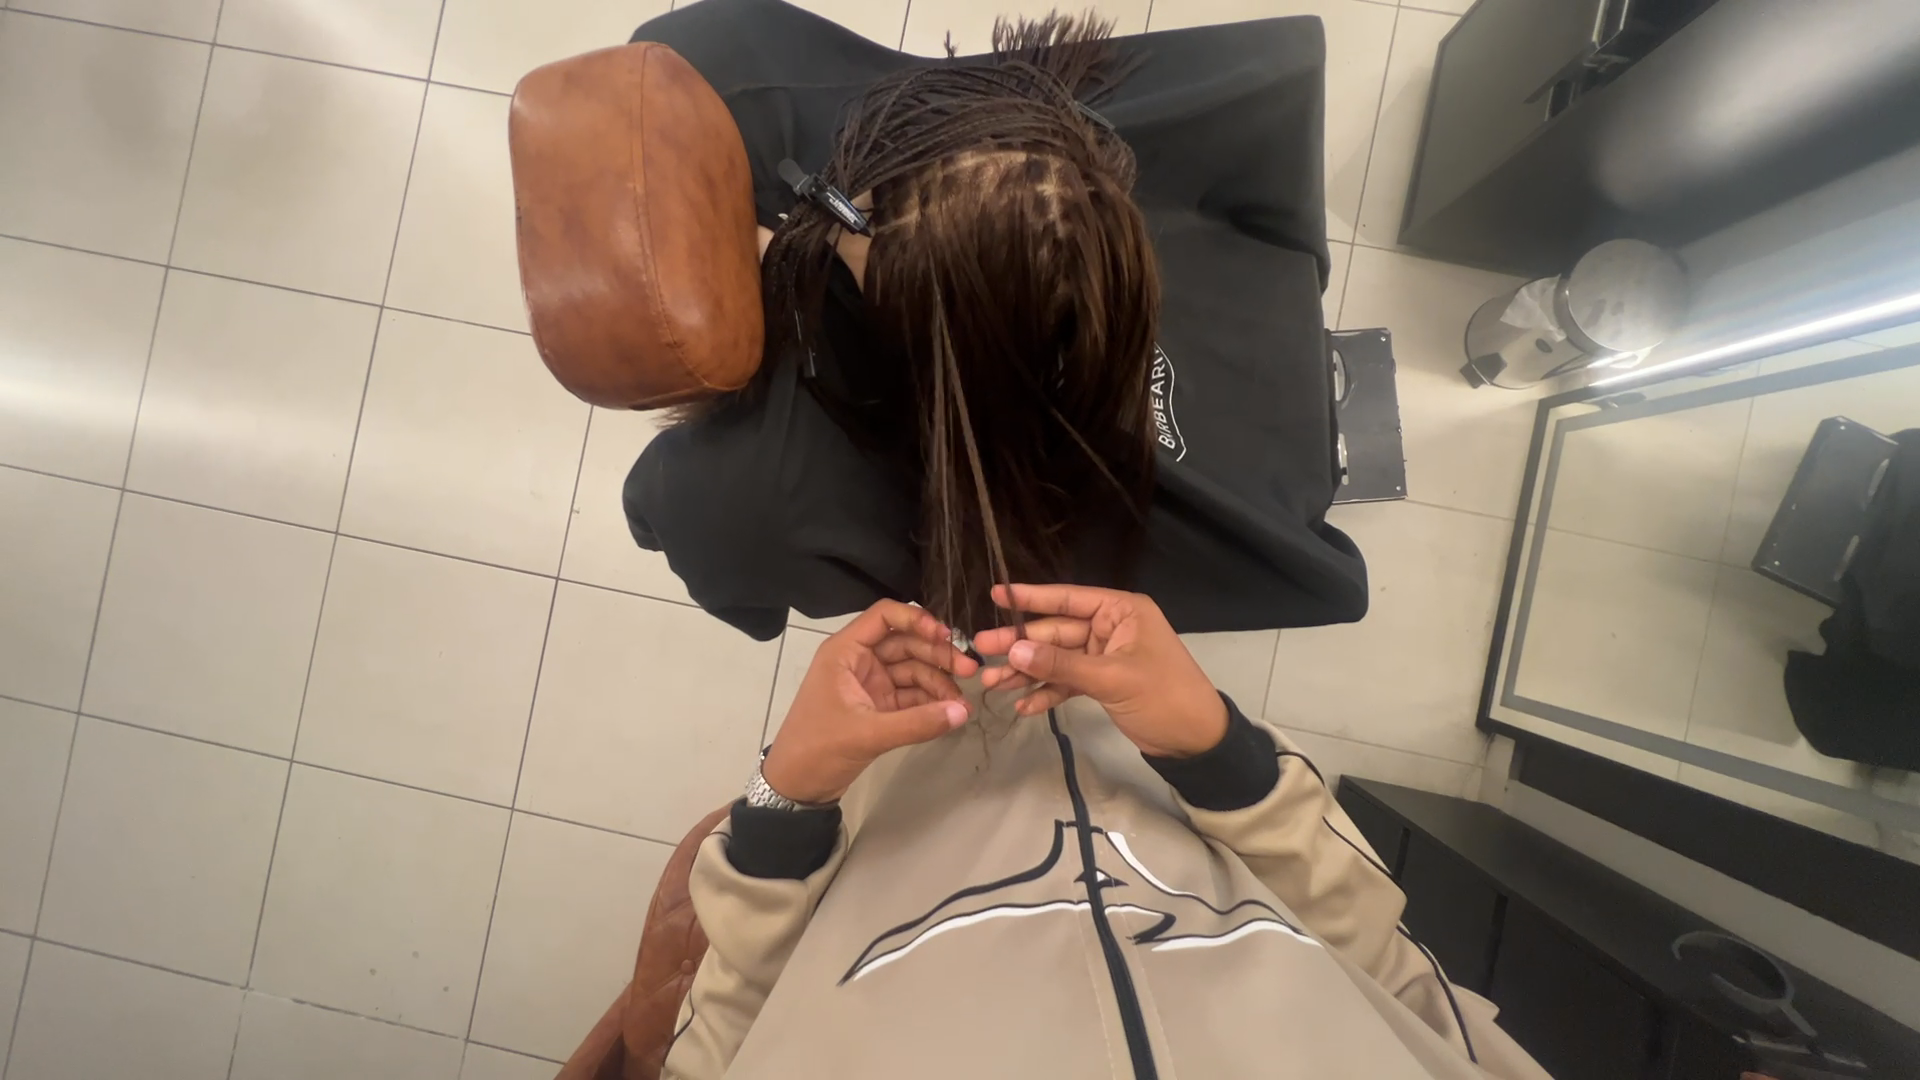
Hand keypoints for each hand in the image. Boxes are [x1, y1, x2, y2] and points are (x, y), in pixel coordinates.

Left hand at [761, 600, 978, 803]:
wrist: (796, 788)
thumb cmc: (818, 748)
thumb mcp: (867, 734)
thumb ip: (916, 723)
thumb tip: (962, 712)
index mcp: (845, 651)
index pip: (884, 617)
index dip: (916, 620)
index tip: (945, 636)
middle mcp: (860, 660)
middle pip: (906, 644)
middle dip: (938, 655)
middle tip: (970, 670)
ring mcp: (871, 684)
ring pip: (913, 670)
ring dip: (939, 681)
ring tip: (964, 700)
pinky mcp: (880, 707)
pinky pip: (912, 695)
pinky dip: (932, 702)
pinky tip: (953, 712)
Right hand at [973, 584, 1226, 758]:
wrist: (1197, 744)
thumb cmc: (1164, 697)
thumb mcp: (1113, 678)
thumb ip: (1062, 664)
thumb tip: (1014, 650)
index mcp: (1120, 612)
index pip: (1068, 598)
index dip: (1030, 598)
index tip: (995, 595)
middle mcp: (1109, 628)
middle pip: (1055, 632)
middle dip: (1019, 645)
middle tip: (981, 652)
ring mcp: (1103, 656)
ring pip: (1056, 659)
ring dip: (1027, 672)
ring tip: (992, 685)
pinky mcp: (1101, 683)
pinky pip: (1066, 682)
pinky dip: (1046, 692)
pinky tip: (1023, 706)